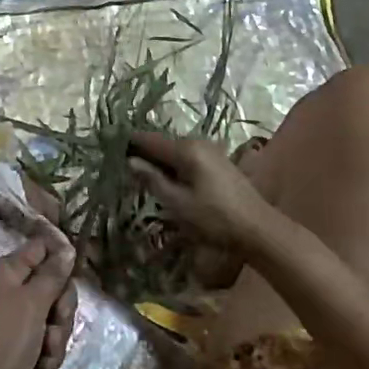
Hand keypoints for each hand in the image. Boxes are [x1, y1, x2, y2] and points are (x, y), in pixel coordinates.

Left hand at [0, 227, 76, 368]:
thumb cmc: (4, 340)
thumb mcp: (32, 301)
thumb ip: (53, 274)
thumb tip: (68, 249)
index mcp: (8, 272)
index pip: (40, 248)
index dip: (59, 254)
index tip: (75, 267)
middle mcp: (13, 292)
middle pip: (53, 283)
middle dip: (62, 304)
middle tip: (57, 318)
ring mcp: (19, 322)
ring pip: (55, 315)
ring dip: (57, 333)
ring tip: (46, 349)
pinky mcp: (25, 349)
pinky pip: (50, 341)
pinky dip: (49, 353)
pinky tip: (42, 366)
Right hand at [127, 132, 271, 248]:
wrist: (258, 228)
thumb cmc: (214, 218)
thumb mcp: (178, 204)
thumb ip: (153, 180)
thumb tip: (131, 161)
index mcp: (186, 149)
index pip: (150, 139)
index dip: (130, 141)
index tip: (110, 143)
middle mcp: (198, 142)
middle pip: (164, 143)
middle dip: (144, 152)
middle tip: (123, 165)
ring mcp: (211, 150)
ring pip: (176, 151)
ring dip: (160, 160)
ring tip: (142, 174)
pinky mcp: (218, 162)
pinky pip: (188, 157)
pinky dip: (174, 165)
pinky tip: (168, 180)